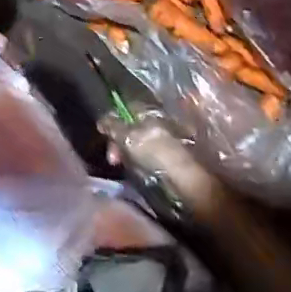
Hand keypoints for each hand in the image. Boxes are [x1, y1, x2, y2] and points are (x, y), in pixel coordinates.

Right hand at [103, 109, 224, 220]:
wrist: (189, 182)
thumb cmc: (157, 154)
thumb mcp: (129, 138)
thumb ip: (113, 126)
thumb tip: (101, 120)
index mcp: (153, 113)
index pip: (127, 109)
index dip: (113, 121)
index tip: (104, 137)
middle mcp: (162, 123)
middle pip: (133, 127)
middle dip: (119, 141)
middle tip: (113, 160)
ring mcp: (170, 142)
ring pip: (141, 143)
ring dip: (129, 155)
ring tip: (124, 168)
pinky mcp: (175, 161)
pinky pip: (150, 157)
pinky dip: (141, 164)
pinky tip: (139, 173)